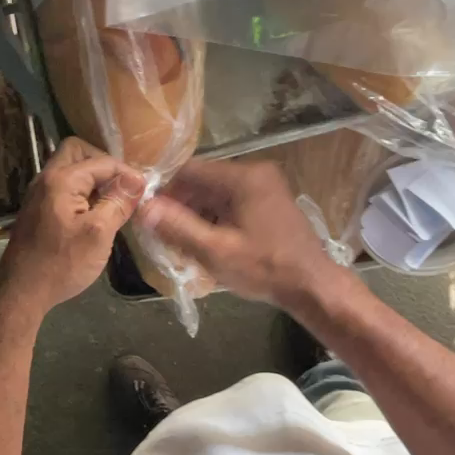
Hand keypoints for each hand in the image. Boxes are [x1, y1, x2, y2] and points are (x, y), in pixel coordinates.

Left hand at [0, 138, 145, 317]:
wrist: (22, 293)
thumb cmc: (61, 264)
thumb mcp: (98, 234)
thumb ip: (118, 202)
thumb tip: (137, 180)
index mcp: (61, 180)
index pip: (102, 161)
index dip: (126, 173)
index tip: (143, 191)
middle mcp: (45, 179)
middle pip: (77, 152)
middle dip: (103, 165)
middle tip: (122, 188)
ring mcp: (38, 195)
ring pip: (69, 170)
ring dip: (92, 180)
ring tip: (112, 203)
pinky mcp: (36, 211)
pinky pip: (62, 189)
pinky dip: (80, 193)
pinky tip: (93, 215)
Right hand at [137, 161, 349, 309]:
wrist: (311, 286)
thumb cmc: (264, 268)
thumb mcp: (214, 251)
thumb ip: (177, 227)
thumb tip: (143, 209)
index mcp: (243, 177)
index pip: (189, 169)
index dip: (164, 189)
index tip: (146, 211)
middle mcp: (255, 174)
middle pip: (202, 181)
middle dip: (179, 204)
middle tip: (159, 232)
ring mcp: (264, 188)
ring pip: (215, 194)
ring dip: (194, 214)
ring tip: (177, 242)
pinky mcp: (267, 204)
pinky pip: (230, 204)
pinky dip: (212, 219)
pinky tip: (202, 242)